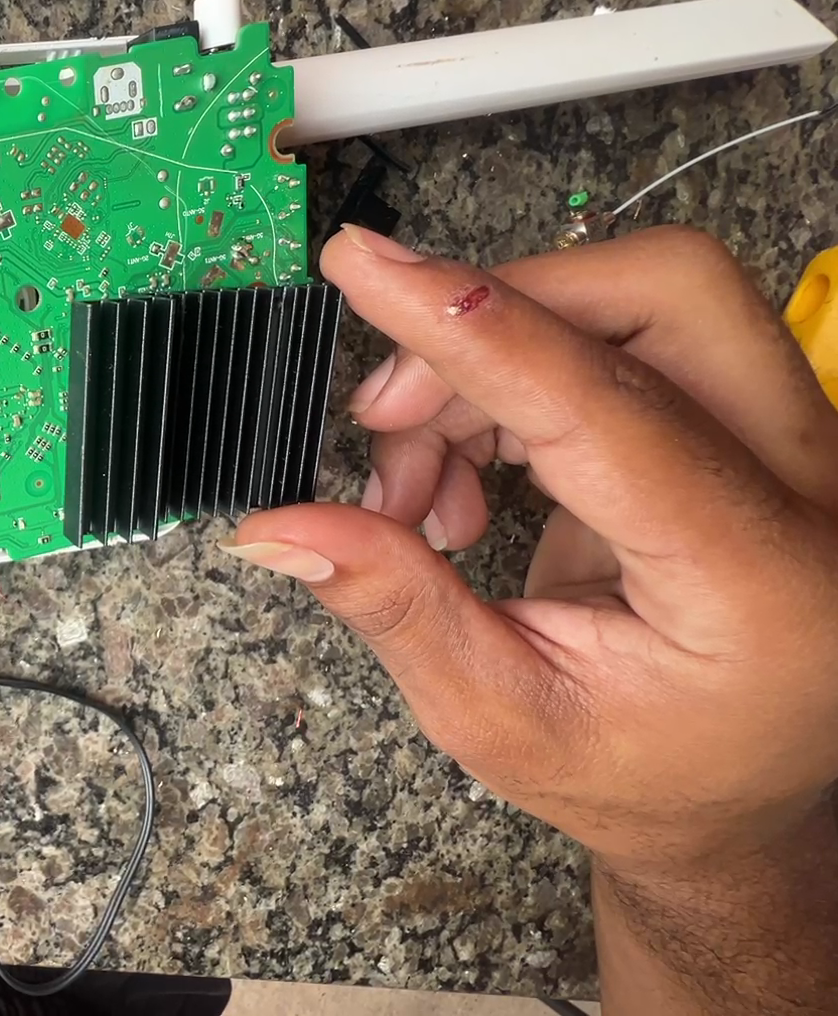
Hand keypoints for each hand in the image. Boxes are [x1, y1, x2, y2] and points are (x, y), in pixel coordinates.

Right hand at [224, 226, 837, 1012]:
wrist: (725, 792)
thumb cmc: (622, 771)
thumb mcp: (487, 712)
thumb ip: (388, 604)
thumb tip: (271, 528)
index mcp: (761, 580)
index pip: (600, 404)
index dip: (465, 325)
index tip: (360, 264)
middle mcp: (813, 490)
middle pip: (659, 295)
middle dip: (488, 320)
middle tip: (382, 414)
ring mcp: (791, 449)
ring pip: (615, 311)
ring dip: (470, 380)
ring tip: (403, 495)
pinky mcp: (734, 433)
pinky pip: (598, 350)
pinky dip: (490, 395)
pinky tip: (447, 484)